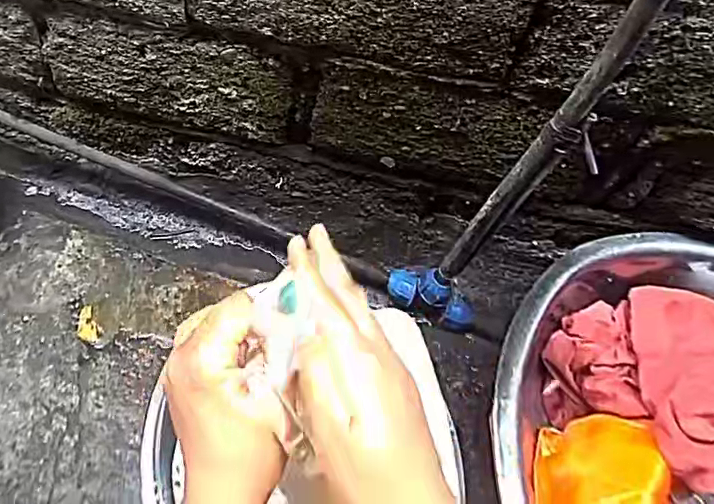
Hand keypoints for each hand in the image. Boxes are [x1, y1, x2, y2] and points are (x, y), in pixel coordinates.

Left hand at [163, 290, 288, 503]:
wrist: (223, 497)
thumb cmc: (244, 463)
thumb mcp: (280, 396)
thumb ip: (289, 346)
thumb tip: (300, 311)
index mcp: (200, 358)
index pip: (242, 303)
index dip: (272, 312)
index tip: (291, 324)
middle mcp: (182, 359)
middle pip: (229, 308)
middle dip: (260, 319)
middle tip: (283, 338)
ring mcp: (178, 369)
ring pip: (220, 320)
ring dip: (247, 330)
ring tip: (268, 351)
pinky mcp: (183, 378)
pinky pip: (211, 339)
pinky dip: (234, 343)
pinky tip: (252, 363)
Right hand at [288, 225, 453, 503]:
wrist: (416, 501)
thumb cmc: (374, 481)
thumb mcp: (329, 433)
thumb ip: (316, 379)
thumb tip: (307, 339)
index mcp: (359, 361)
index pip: (327, 302)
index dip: (310, 270)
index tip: (297, 246)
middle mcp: (379, 353)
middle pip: (349, 295)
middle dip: (330, 261)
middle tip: (315, 235)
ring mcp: (390, 362)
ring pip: (361, 307)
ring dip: (342, 280)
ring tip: (328, 263)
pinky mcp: (396, 376)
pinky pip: (369, 324)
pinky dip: (353, 305)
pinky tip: (349, 313)